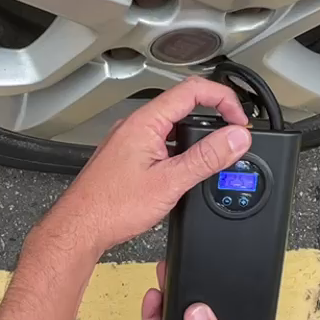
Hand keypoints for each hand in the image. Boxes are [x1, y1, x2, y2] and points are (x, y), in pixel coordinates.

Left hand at [38, 76, 250, 255]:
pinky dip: (179, 151)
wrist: (80, 228)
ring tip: (213, 156)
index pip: (192, 90)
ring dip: (196, 137)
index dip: (223, 99)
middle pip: (183, 105)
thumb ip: (206, 158)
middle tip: (233, 137)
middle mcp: (134, 126)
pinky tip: (184, 172)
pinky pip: (160, 143)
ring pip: (172, 127)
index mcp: (145, 122)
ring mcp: (129, 141)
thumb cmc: (110, 207)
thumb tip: (236, 138)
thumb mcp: (169, 182)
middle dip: (213, 117)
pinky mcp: (127, 157)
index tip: (239, 119)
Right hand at [140, 262, 251, 319]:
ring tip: (166, 273)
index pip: (225, 317)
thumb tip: (198, 313)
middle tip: (183, 265)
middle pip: (196, 314)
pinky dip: (151, 316)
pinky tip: (153, 299)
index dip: (217, 298)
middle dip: (190, 292)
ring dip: (169, 299)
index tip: (212, 273)